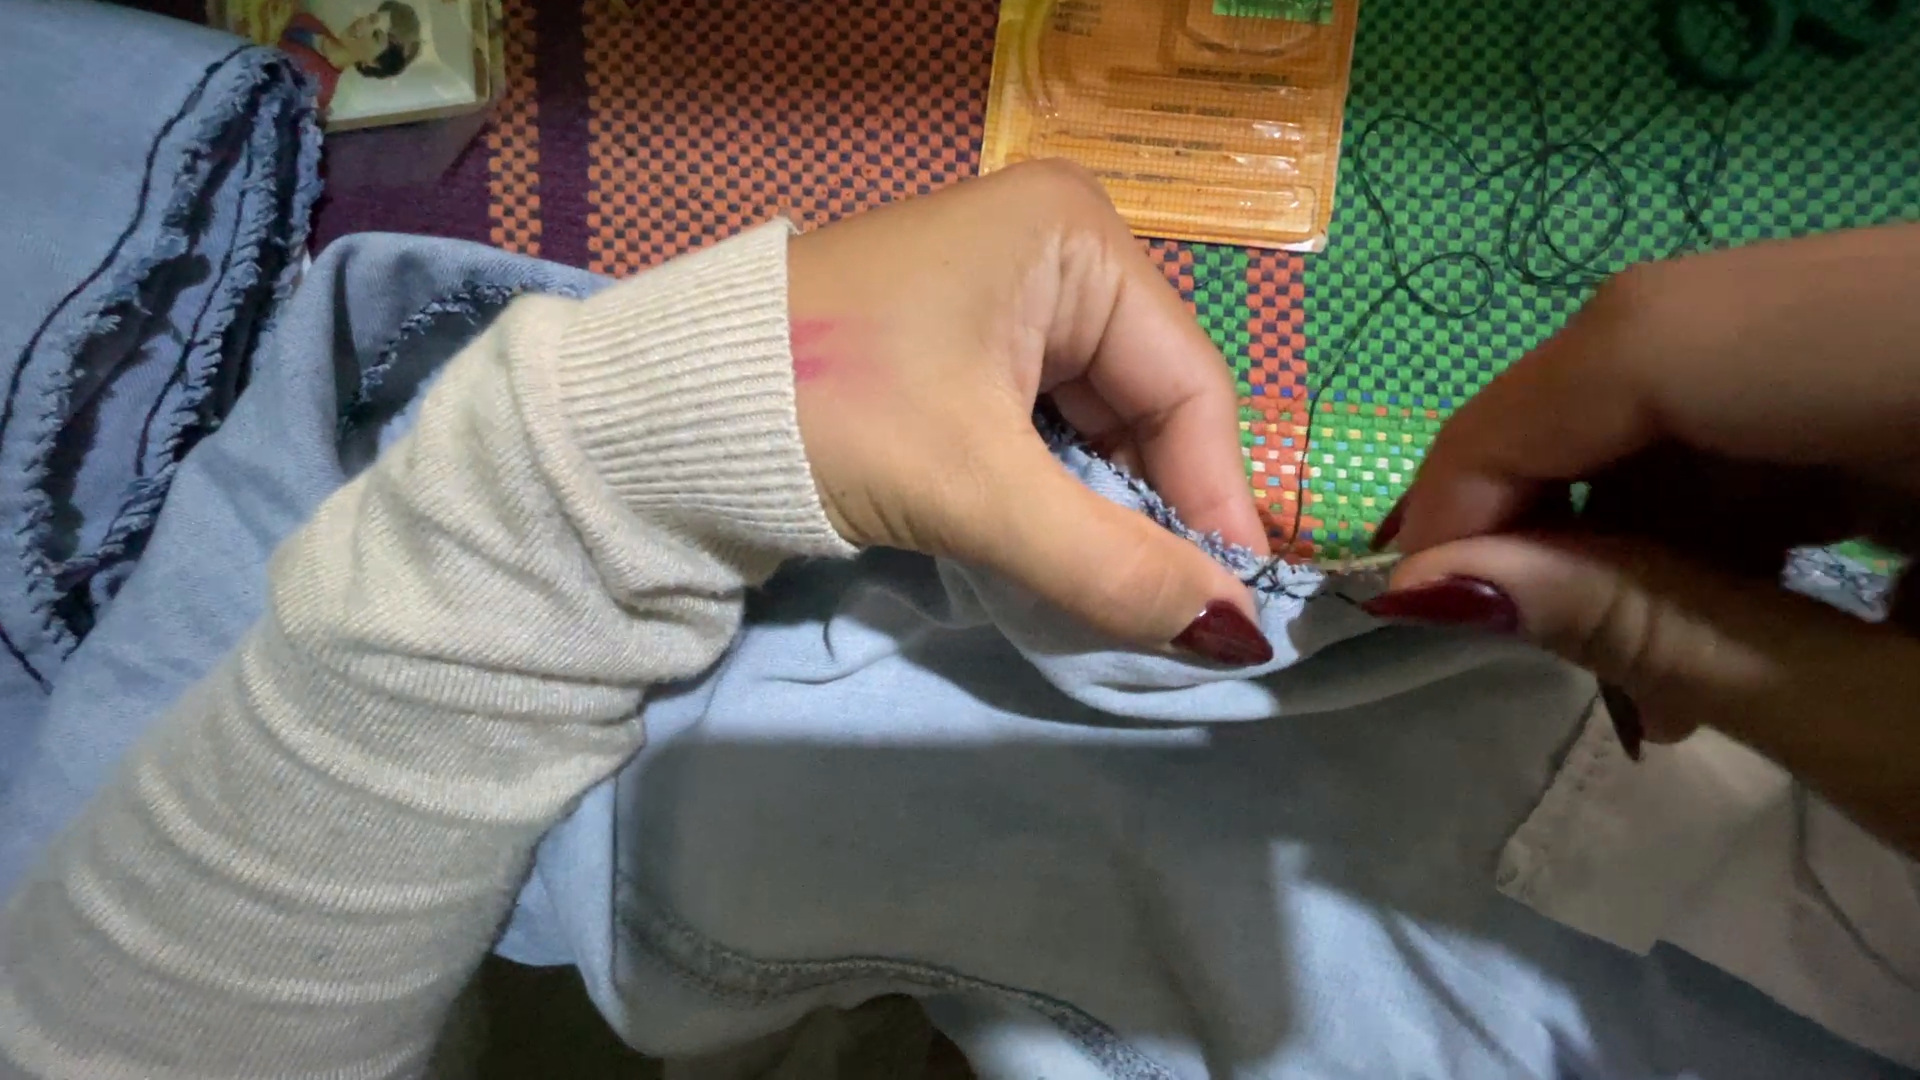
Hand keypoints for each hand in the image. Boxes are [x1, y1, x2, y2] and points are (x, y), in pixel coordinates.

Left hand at [786, 161, 1271, 663]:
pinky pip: (1045, 432)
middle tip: (1171, 607)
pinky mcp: (967, 351)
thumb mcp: (976, 487)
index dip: (1216, 496)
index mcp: (1072, 239)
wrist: (669, 413)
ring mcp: (1007, 303)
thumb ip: (1107, 563)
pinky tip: (1061, 546)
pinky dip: (1058, 496)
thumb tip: (1228, 634)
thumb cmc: (827, 412)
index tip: (1232, 600)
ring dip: (1107, 510)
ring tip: (1118, 587)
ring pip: (1096, 426)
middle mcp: (1051, 256)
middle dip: (1157, 509)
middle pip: (1146, 404)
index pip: (1187, 381)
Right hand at [1366, 223, 1919, 855]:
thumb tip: (1424, 588)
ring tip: (1629, 654)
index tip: (1417, 570)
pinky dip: (1720, 503)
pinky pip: (1795, 398)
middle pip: (1674, 337)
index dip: (1496, 448)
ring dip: (1627, 506)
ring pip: (1719, 369)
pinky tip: (1727, 606)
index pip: (1657, 338)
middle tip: (1490, 605)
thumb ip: (1656, 636)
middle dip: (1542, 478)